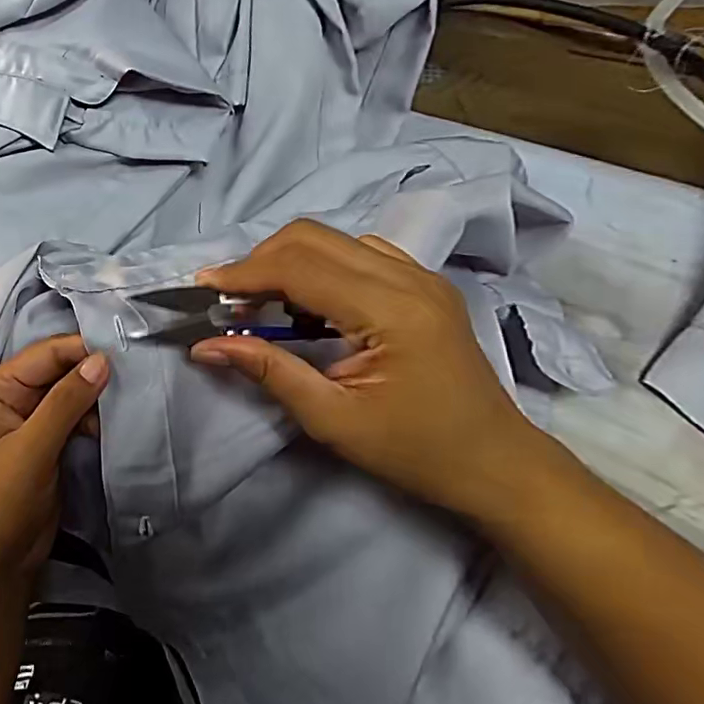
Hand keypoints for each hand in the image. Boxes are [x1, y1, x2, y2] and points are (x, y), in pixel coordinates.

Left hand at [0, 334, 108, 582]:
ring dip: (99, 395)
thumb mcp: (32, 449)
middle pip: (60, 368)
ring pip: (73, 391)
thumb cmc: (0, 503)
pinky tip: (117, 423)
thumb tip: (101, 360)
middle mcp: (14, 394)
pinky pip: (77, 415)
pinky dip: (96, 417)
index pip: (46, 353)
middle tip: (137, 372)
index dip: (83, 349)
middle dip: (94, 370)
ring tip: (132, 398)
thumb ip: (65, 403)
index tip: (126, 350)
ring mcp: (32, 418)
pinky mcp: (49, 441)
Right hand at [190, 219, 557, 518]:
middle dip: (259, 261)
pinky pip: (353, 251)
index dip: (244, 273)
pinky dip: (314, 265)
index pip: (299, 267)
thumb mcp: (334, 420)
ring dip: (284, 260)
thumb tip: (205, 346)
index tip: (202, 288)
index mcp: (392, 311)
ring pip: (330, 238)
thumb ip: (268, 372)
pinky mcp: (420, 282)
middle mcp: (408, 278)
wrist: (501, 467)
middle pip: (310, 237)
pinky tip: (304, 302)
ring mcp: (419, 275)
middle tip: (230, 300)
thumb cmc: (418, 452)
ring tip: (260, 301)